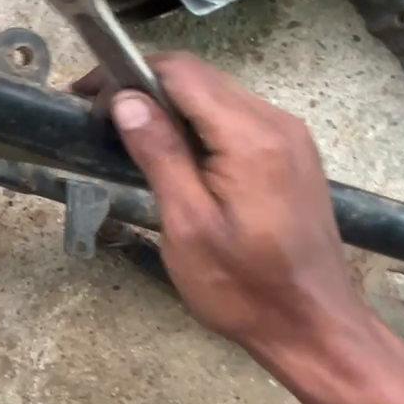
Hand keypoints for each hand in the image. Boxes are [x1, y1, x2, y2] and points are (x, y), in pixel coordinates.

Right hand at [100, 54, 371, 361]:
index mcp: (250, 137)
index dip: (126, 74)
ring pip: (212, 89)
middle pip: (196, 74)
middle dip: (141, 83)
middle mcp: (275, 122)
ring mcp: (287, 134)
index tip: (87, 97)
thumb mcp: (187, 224)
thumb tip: (125, 100)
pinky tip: (167, 144)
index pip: (180, 72)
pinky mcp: (288, 150)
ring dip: (164, 99)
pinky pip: (230, 111)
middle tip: (96, 113)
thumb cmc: (244, 287)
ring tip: (124, 128)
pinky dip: (191, 115)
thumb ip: (159, 154)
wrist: (317, 331)